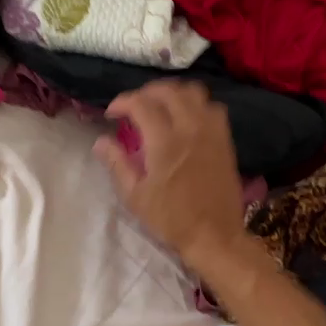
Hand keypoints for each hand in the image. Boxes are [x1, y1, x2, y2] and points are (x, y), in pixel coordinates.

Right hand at [93, 81, 248, 269]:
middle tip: (133, 106)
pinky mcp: (225, 139)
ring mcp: (211, 131)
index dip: (122, 102)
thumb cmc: (170, 220)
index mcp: (164, 142)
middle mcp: (190, 128)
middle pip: (168, 91)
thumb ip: (117, 164)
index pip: (141, 104)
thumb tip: (100, 141)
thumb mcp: (135, 197)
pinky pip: (212, 107)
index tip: (112, 113)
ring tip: (160, 106)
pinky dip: (195, 104)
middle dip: (146, 92)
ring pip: (193, 92)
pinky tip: (186, 118)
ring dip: (172, 93)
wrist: (214, 235)